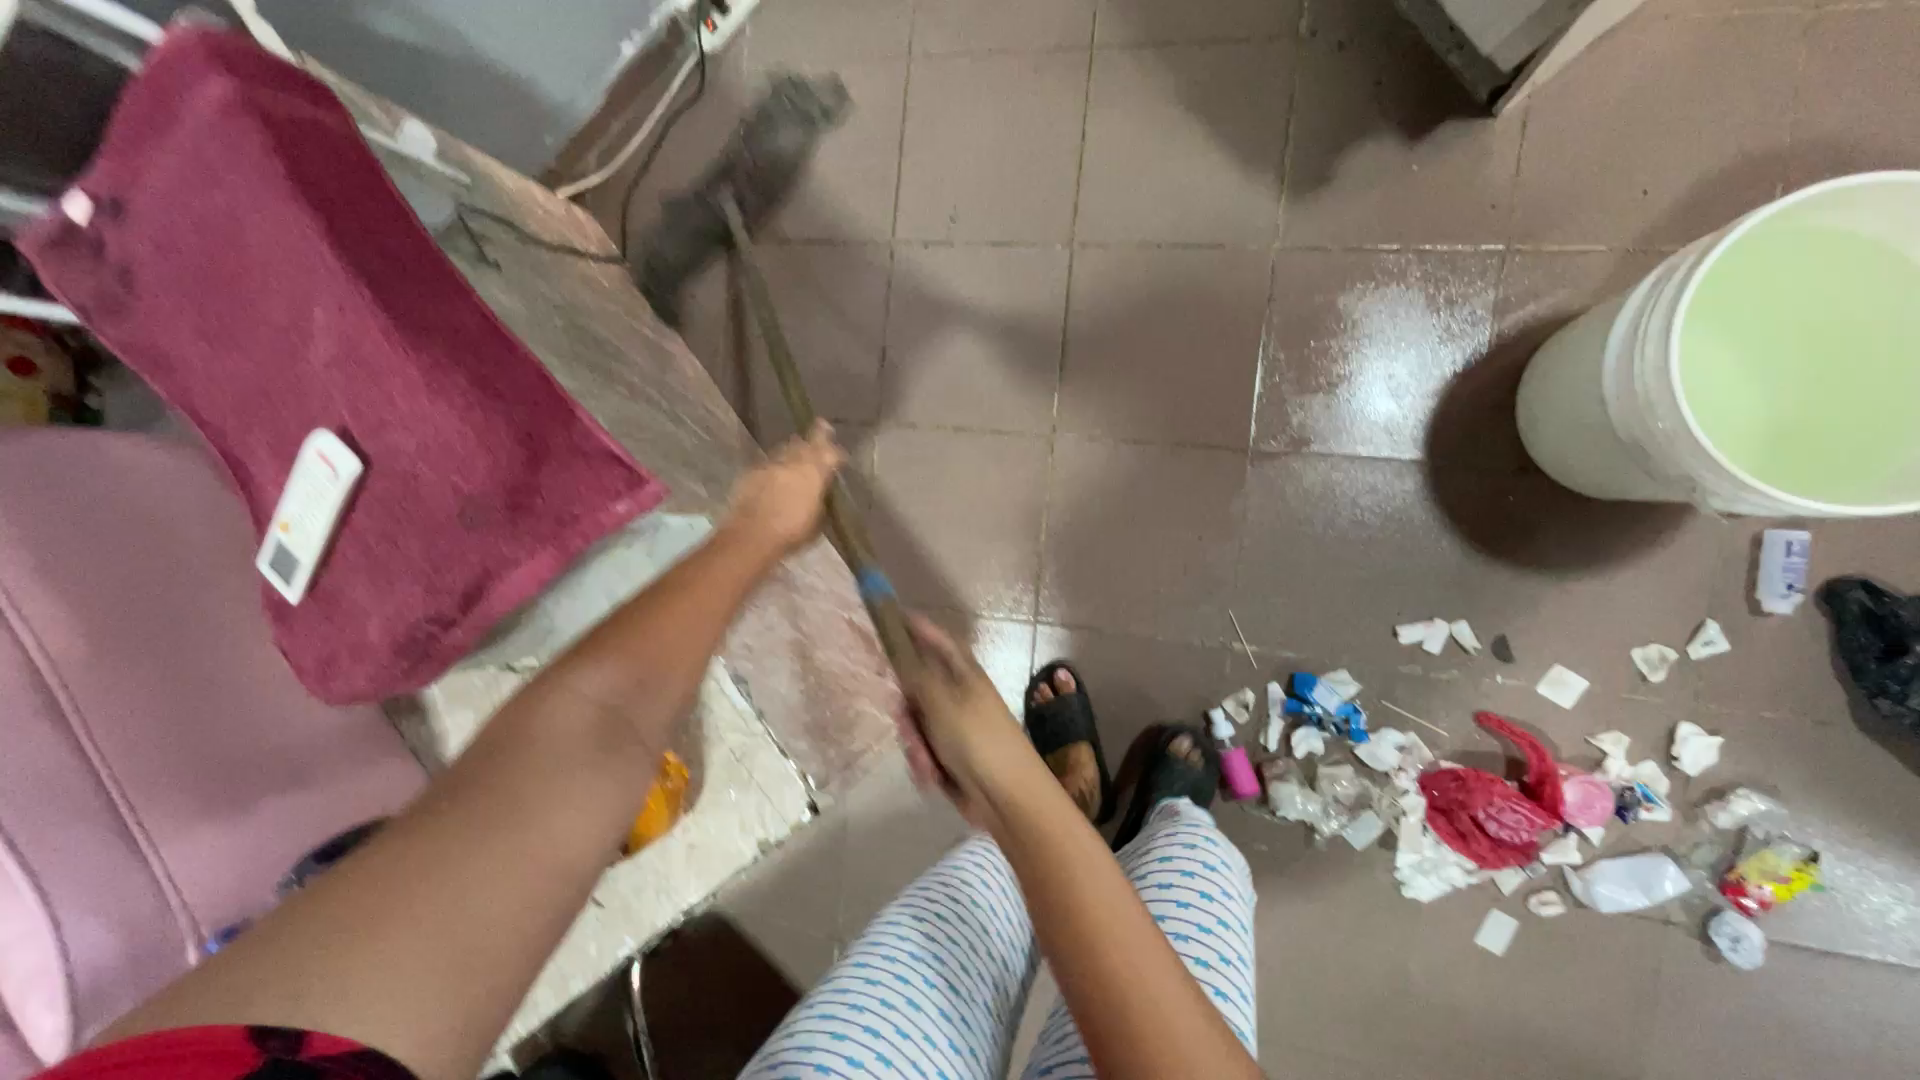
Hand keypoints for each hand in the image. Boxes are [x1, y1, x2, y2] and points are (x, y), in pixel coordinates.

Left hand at [722, 421, 845, 558]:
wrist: (751, 535)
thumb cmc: (792, 533)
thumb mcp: (817, 519)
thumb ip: (820, 499)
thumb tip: (821, 491)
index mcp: (814, 473)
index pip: (830, 454)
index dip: (836, 451)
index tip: (841, 453)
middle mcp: (793, 462)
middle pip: (807, 443)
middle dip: (816, 436)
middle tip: (822, 426)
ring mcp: (771, 464)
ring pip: (786, 448)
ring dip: (795, 447)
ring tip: (799, 446)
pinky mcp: (751, 471)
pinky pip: (768, 461)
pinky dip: (776, 463)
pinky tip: (776, 468)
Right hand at [898, 615, 1038, 828]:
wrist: (1006, 796)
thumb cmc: (977, 739)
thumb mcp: (940, 700)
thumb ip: (915, 674)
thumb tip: (899, 649)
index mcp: (963, 674)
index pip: (937, 641)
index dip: (917, 628)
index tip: (892, 618)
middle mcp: (959, 697)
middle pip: (917, 688)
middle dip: (906, 709)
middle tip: (903, 720)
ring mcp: (955, 728)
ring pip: (915, 725)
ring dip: (915, 744)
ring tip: (926, 761)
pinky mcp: (951, 758)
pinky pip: (923, 752)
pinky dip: (924, 764)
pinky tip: (932, 777)